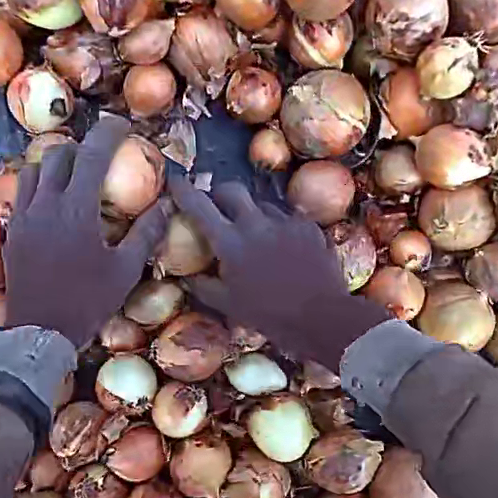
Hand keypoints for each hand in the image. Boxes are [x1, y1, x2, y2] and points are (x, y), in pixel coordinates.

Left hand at [4, 117, 168, 346]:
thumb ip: (147, 232)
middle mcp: (44, 206)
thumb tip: (168, 205)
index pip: (91, 157)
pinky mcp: (12, 231)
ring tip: (77, 170)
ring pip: (34, 171)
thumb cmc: (89, 300)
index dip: (108, 134)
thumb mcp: (127, 269)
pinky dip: (40, 182)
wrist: (39, 331)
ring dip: (57, 162)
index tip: (123, 124)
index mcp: (76, 211)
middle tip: (104, 151)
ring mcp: (23, 217)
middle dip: (83, 146)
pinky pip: (22, 192)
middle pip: (59, 156)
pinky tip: (55, 196)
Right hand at [168, 176, 390, 368]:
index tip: (177, 182)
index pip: (198, 205)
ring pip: (262, 203)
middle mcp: (256, 223)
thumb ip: (203, 286)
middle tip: (219, 207)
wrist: (321, 315)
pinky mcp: (309, 225)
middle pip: (232, 189)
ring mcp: (286, 221)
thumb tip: (187, 277)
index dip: (184, 190)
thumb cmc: (270, 315)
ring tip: (256, 234)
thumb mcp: (228, 305)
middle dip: (220, 193)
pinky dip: (279, 226)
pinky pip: (288, 217)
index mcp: (230, 242)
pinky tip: (283, 245)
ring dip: (252, 212)